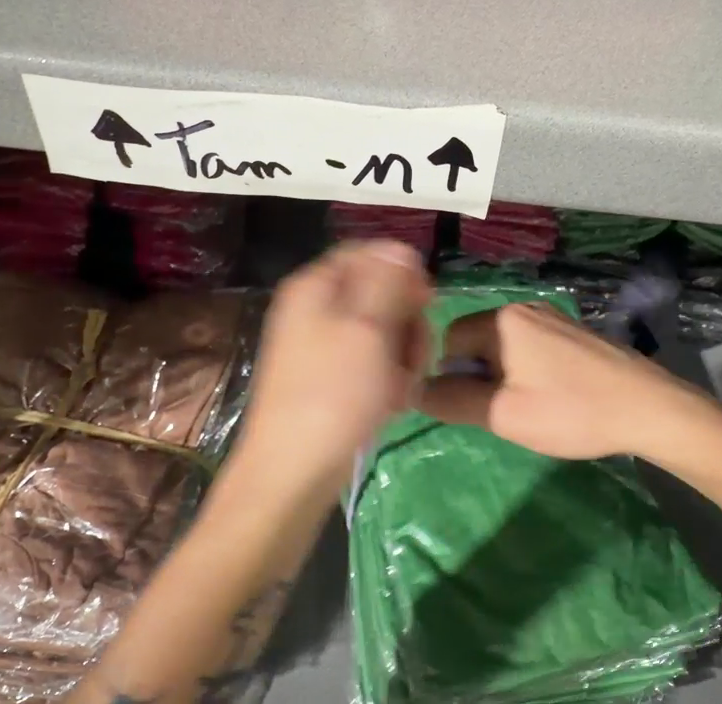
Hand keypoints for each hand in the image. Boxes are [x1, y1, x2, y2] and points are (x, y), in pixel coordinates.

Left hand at [231, 240, 431, 490]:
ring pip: (381, 330)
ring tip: (403, 387)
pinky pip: (370, 361)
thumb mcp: (368, 327)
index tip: (427, 304)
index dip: (404, 273)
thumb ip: (388, 281)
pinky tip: (393, 402)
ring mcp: (320, 344)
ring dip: (403, 354)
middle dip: (408, 321)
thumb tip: (400, 249)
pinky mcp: (329, 378)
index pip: (371, 253)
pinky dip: (388, 377)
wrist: (293, 472)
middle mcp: (315, 307)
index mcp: (316, 285)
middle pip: (380, 292)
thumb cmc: (334, 394)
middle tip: (418, 355)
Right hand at [420, 302, 716, 459]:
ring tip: (527, 409)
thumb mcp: (503, 414)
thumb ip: (453, 401)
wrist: (647, 407)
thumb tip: (416, 391)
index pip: (449, 340)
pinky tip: (552, 398)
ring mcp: (552, 317)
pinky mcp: (573, 332)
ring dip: (504, 376)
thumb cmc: (570, 411)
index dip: (450, 376)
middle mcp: (523, 308)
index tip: (470, 407)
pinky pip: (531, 347)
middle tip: (501, 412)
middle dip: (478, 376)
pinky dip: (529, 371)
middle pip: (477, 341)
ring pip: (505, 346)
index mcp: (502, 319)